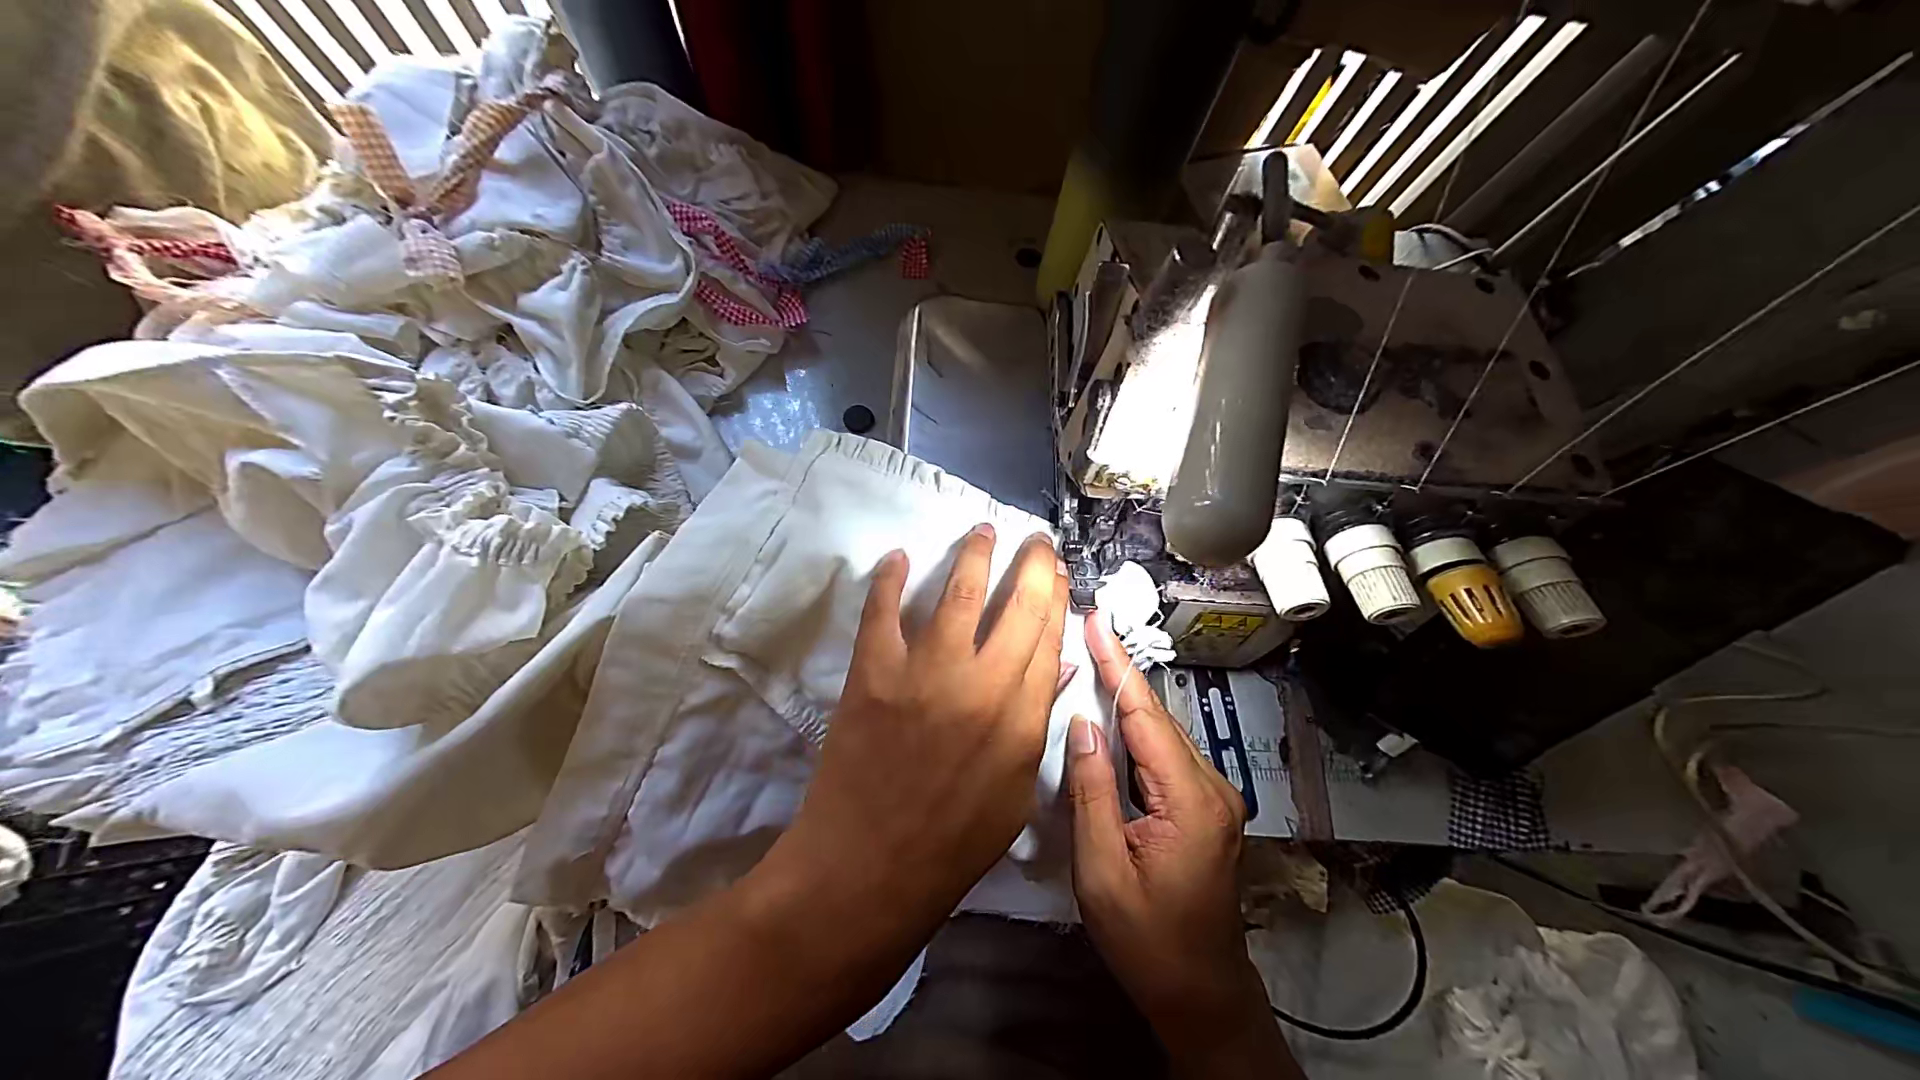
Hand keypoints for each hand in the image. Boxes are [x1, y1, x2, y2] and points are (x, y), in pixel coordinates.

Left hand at [775, 524, 1070, 922]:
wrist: (867, 868)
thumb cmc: (951, 843)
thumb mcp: (1016, 794)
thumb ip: (1037, 725)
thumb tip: (1057, 670)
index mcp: (1022, 720)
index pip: (1050, 640)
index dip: (1057, 600)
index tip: (1059, 574)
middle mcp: (982, 685)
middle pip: (1018, 605)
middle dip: (1033, 563)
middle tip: (1036, 540)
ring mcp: (925, 673)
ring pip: (958, 592)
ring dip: (974, 553)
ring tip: (983, 529)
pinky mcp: (873, 672)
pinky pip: (883, 611)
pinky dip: (888, 578)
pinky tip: (898, 554)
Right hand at [1067, 612, 1298, 1076]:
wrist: (1200, 992)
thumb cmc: (1146, 939)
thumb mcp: (1102, 868)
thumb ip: (1092, 791)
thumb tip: (1082, 724)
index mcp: (1190, 800)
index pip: (1145, 716)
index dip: (1117, 665)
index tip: (1096, 622)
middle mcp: (1212, 788)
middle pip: (1157, 718)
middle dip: (1119, 673)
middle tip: (1086, 632)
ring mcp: (1215, 797)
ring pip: (1162, 734)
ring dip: (1125, 700)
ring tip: (1092, 661)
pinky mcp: (1206, 808)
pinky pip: (1165, 756)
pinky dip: (1135, 732)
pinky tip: (1110, 718)